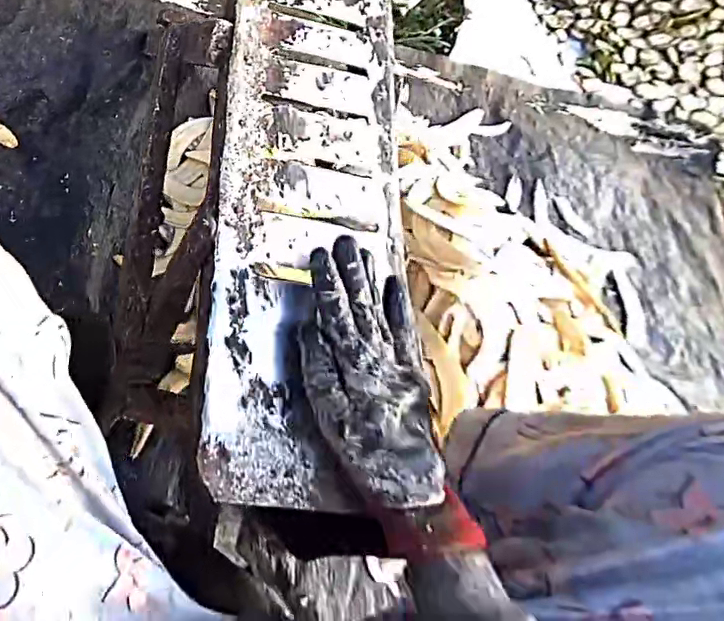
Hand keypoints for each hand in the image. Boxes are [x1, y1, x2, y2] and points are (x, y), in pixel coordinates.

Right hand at [301, 236, 529, 618]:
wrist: (412, 483)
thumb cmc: (361, 447)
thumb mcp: (327, 411)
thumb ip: (318, 367)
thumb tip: (309, 328)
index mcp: (354, 363)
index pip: (336, 312)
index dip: (326, 282)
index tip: (318, 254)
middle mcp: (378, 355)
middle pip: (361, 305)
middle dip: (350, 271)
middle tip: (344, 241)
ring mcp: (399, 360)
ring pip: (382, 311)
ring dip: (372, 280)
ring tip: (365, 252)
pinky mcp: (413, 370)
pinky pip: (405, 330)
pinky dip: (400, 306)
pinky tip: (393, 286)